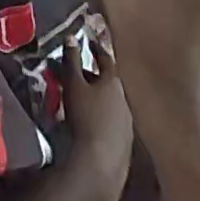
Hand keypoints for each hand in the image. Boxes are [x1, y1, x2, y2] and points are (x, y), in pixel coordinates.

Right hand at [57, 37, 132, 200]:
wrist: (100, 162)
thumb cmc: (85, 116)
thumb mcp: (72, 83)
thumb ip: (71, 59)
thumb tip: (71, 37)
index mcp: (114, 82)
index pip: (106, 58)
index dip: (96, 48)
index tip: (90, 41)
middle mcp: (126, 99)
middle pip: (109, 81)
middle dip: (94, 75)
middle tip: (77, 73)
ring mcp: (128, 121)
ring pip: (112, 101)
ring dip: (98, 96)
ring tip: (81, 97)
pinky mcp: (126, 141)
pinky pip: (113, 119)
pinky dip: (102, 113)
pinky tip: (90, 120)